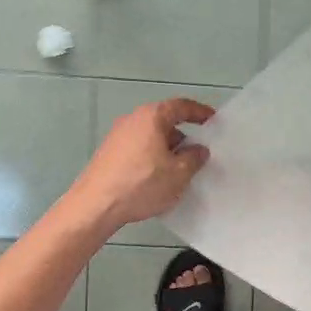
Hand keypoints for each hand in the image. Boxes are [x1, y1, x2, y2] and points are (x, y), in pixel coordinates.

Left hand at [68, 98, 214, 231]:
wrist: (97, 204)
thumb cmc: (143, 184)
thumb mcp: (178, 173)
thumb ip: (194, 158)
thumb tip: (199, 149)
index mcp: (152, 117)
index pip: (181, 106)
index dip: (199, 112)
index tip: (213, 120)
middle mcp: (132, 120)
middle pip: (164, 121)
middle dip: (183, 135)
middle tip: (198, 152)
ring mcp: (117, 136)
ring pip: (151, 136)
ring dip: (167, 149)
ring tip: (180, 169)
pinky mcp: (109, 153)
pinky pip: (139, 148)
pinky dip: (152, 157)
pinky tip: (158, 177)